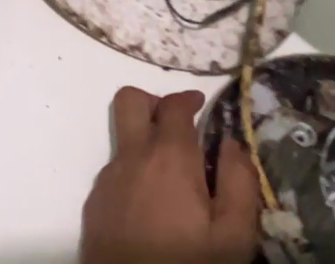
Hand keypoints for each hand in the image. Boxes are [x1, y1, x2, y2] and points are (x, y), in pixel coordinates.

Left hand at [81, 88, 259, 263]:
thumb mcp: (233, 236)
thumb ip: (239, 183)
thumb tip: (231, 143)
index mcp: (168, 157)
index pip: (173, 105)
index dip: (188, 98)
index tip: (203, 104)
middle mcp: (132, 156)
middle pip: (129, 100)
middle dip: (153, 101)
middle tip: (178, 125)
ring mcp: (108, 178)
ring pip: (122, 139)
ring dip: (145, 144)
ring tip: (175, 180)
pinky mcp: (95, 201)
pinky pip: (115, 172)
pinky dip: (135, 175)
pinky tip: (155, 208)